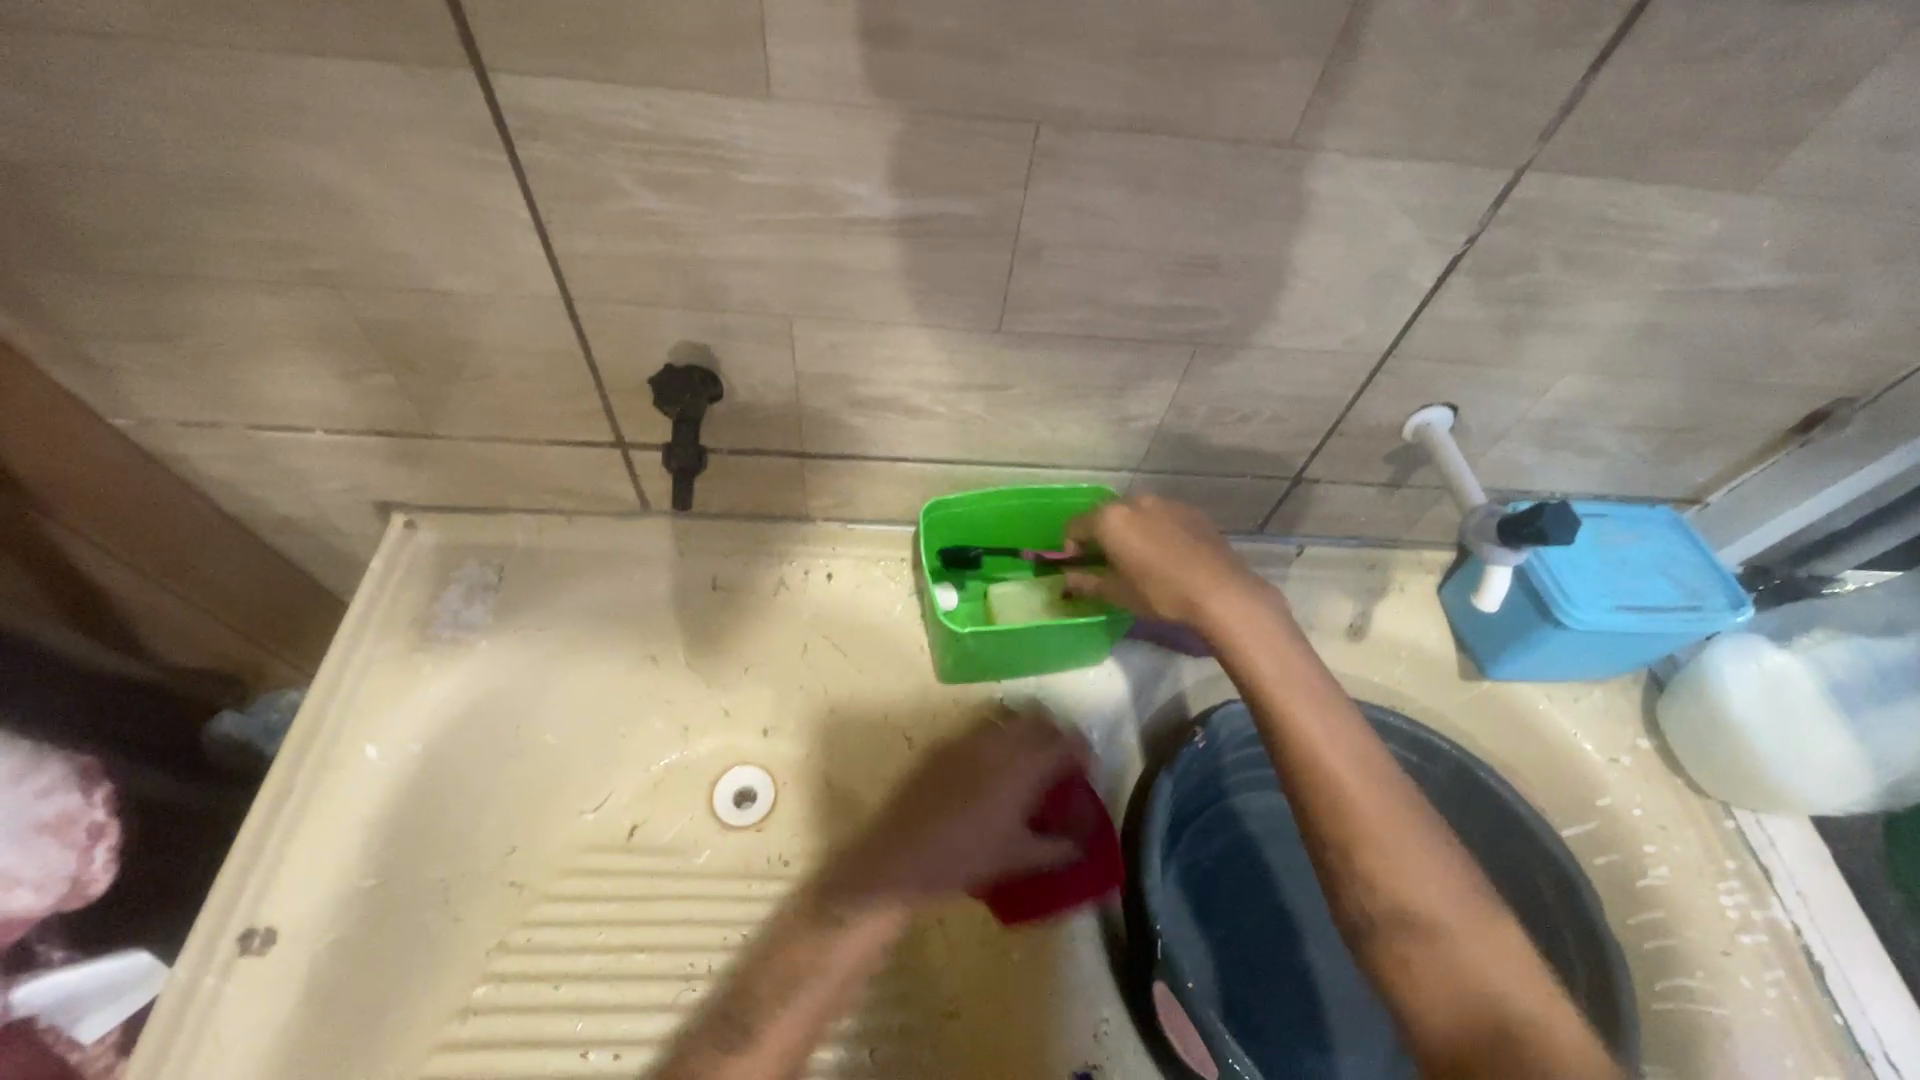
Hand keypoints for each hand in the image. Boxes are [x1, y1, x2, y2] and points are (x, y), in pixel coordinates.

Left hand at [823, 709, 1089, 906]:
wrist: (900, 858)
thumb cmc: (966, 859)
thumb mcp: (1020, 859)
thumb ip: (1058, 848)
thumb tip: (1081, 844)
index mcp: (1024, 766)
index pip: (1066, 742)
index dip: (1082, 752)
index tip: (1086, 769)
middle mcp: (998, 742)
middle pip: (1038, 720)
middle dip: (1055, 735)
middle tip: (1060, 762)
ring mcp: (966, 740)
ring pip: (1007, 719)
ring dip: (1024, 732)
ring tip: (1027, 761)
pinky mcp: (942, 746)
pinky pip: (979, 729)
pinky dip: (995, 738)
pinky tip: (991, 768)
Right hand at [1061, 494, 1272, 628]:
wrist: (1219, 591)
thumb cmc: (1159, 593)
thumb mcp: (1116, 593)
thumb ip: (1086, 582)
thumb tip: (1066, 580)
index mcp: (1109, 519)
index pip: (1074, 526)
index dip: (1070, 547)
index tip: (1078, 568)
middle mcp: (1134, 501)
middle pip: (1105, 516)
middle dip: (1101, 536)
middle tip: (1109, 564)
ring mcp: (1165, 502)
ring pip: (1136, 514)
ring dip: (1130, 531)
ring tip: (1140, 559)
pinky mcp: (1191, 510)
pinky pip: (1162, 517)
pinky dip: (1156, 530)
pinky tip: (1168, 555)